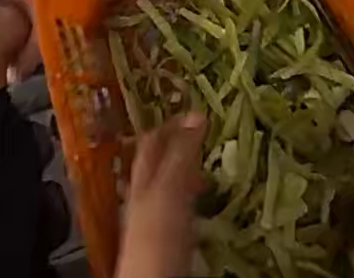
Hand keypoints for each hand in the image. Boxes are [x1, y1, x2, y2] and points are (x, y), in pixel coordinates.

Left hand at [116, 114, 205, 277]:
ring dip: (190, 174)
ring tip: (211, 169)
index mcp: (142, 177)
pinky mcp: (168, 241)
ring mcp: (155, 219)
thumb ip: (181, 154)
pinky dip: (195, 200)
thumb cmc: (156, 237)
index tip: (196, 111)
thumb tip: (197, 113)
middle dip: (181, 146)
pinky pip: (181, 211)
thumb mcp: (169, 189)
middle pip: (160, 161)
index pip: (153, 139)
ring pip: (171, 186)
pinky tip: (206, 206)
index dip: (171, 122)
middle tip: (207, 136)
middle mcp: (145, 195)